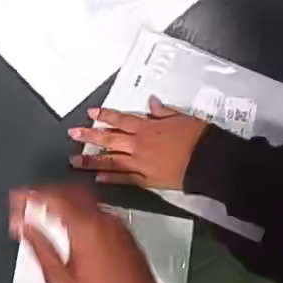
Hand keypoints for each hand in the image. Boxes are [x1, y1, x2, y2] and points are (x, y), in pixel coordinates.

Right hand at [8, 184, 176, 282]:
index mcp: (86, 229)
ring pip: (85, 199)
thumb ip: (40, 250)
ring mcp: (118, 225)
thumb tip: (25, 229)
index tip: (18, 198)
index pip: (53, 198)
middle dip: (45, 193)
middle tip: (27, 202)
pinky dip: (79, 212)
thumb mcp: (62, 282)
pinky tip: (69, 226)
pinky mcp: (125, 232)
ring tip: (44, 213)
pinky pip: (98, 211)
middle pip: (69, 191)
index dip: (30, 195)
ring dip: (63, 201)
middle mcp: (105, 221)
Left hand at [66, 101, 206, 189]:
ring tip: (75, 161)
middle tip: (74, 134)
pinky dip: (110, 178)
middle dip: (90, 136)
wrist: (209, 160)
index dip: (105, 115)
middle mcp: (140, 144)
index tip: (91, 113)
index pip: (121, 119)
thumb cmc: (199, 138)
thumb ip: (164, 111)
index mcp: (148, 127)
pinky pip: (124, 178)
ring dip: (92, 160)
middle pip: (109, 138)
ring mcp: (141, 163)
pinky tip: (98, 177)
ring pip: (111, 160)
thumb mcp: (182, 117)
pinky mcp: (147, 180)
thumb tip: (152, 103)